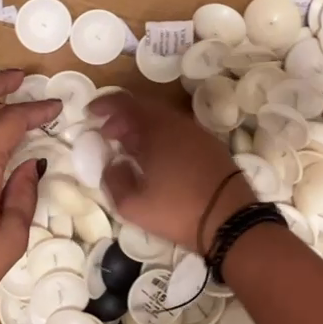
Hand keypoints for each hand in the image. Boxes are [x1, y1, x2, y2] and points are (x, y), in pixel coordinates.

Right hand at [89, 92, 254, 252]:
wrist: (233, 220)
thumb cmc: (179, 210)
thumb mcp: (133, 205)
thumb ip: (113, 180)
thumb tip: (112, 163)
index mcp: (156, 128)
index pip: (125, 103)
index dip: (104, 105)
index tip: (90, 113)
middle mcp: (178, 123)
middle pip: (144, 108)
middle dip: (121, 118)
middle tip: (106, 134)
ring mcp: (197, 133)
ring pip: (163, 120)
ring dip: (141, 128)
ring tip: (128, 148)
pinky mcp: (211, 146)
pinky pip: (178, 131)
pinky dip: (160, 136)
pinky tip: (156, 159)